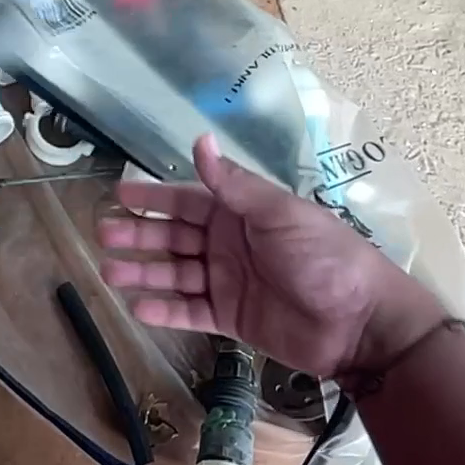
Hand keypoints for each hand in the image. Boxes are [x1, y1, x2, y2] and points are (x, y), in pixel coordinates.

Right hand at [97, 134, 448, 378]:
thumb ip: (234, 185)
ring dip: (142, 272)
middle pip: (172, 238)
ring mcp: (226, 283)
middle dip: (138, 236)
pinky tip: (138, 308)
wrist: (361, 323)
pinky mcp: (229, 318)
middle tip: (103, 235)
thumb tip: (200, 141)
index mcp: (239, 215)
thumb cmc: (325, 258)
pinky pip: (189, 312)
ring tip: (109, 273)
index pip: (186, 201)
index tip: (120, 195)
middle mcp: (227, 245)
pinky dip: (164, 311)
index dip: (153, 198)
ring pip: (174, 274)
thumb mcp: (280, 214)